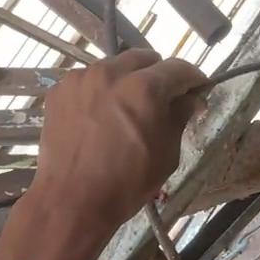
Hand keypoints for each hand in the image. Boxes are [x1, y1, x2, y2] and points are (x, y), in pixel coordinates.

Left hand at [28, 48, 205, 251]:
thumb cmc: (127, 183)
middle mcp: (111, 72)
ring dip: (128, 81)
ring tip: (128, 109)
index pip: (179, 69)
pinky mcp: (60, 90)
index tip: (198, 92)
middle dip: (159, 76)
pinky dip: (102, 92)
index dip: (194, 80)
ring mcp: (82, 78)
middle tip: (164, 101)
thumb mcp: (166, 155)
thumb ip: (179, 119)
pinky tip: (101, 118)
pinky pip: (89, 81)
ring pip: (114, 67)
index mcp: (144, 88)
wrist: (73, 200)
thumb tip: (189, 100)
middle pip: (144, 59)